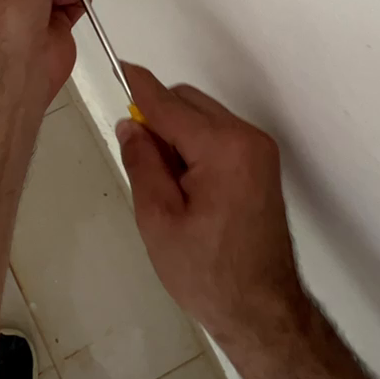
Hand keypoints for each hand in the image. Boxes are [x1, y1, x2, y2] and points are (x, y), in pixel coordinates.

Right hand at [116, 63, 307, 343]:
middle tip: (140, 161)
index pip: (168, 104)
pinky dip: (195, 144)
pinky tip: (187, 185)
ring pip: (202, 115)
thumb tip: (131, 124)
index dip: (138, 86)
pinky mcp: (261, 163)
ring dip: (176, 132)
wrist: (263, 314)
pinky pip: (217, 133)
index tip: (116, 65)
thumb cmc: (206, 272)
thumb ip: (142, 162)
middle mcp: (246, 138)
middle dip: (157, 117)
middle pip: (187, 102)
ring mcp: (258, 150)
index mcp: (222, 148)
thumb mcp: (158, 218)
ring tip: (167, 183)